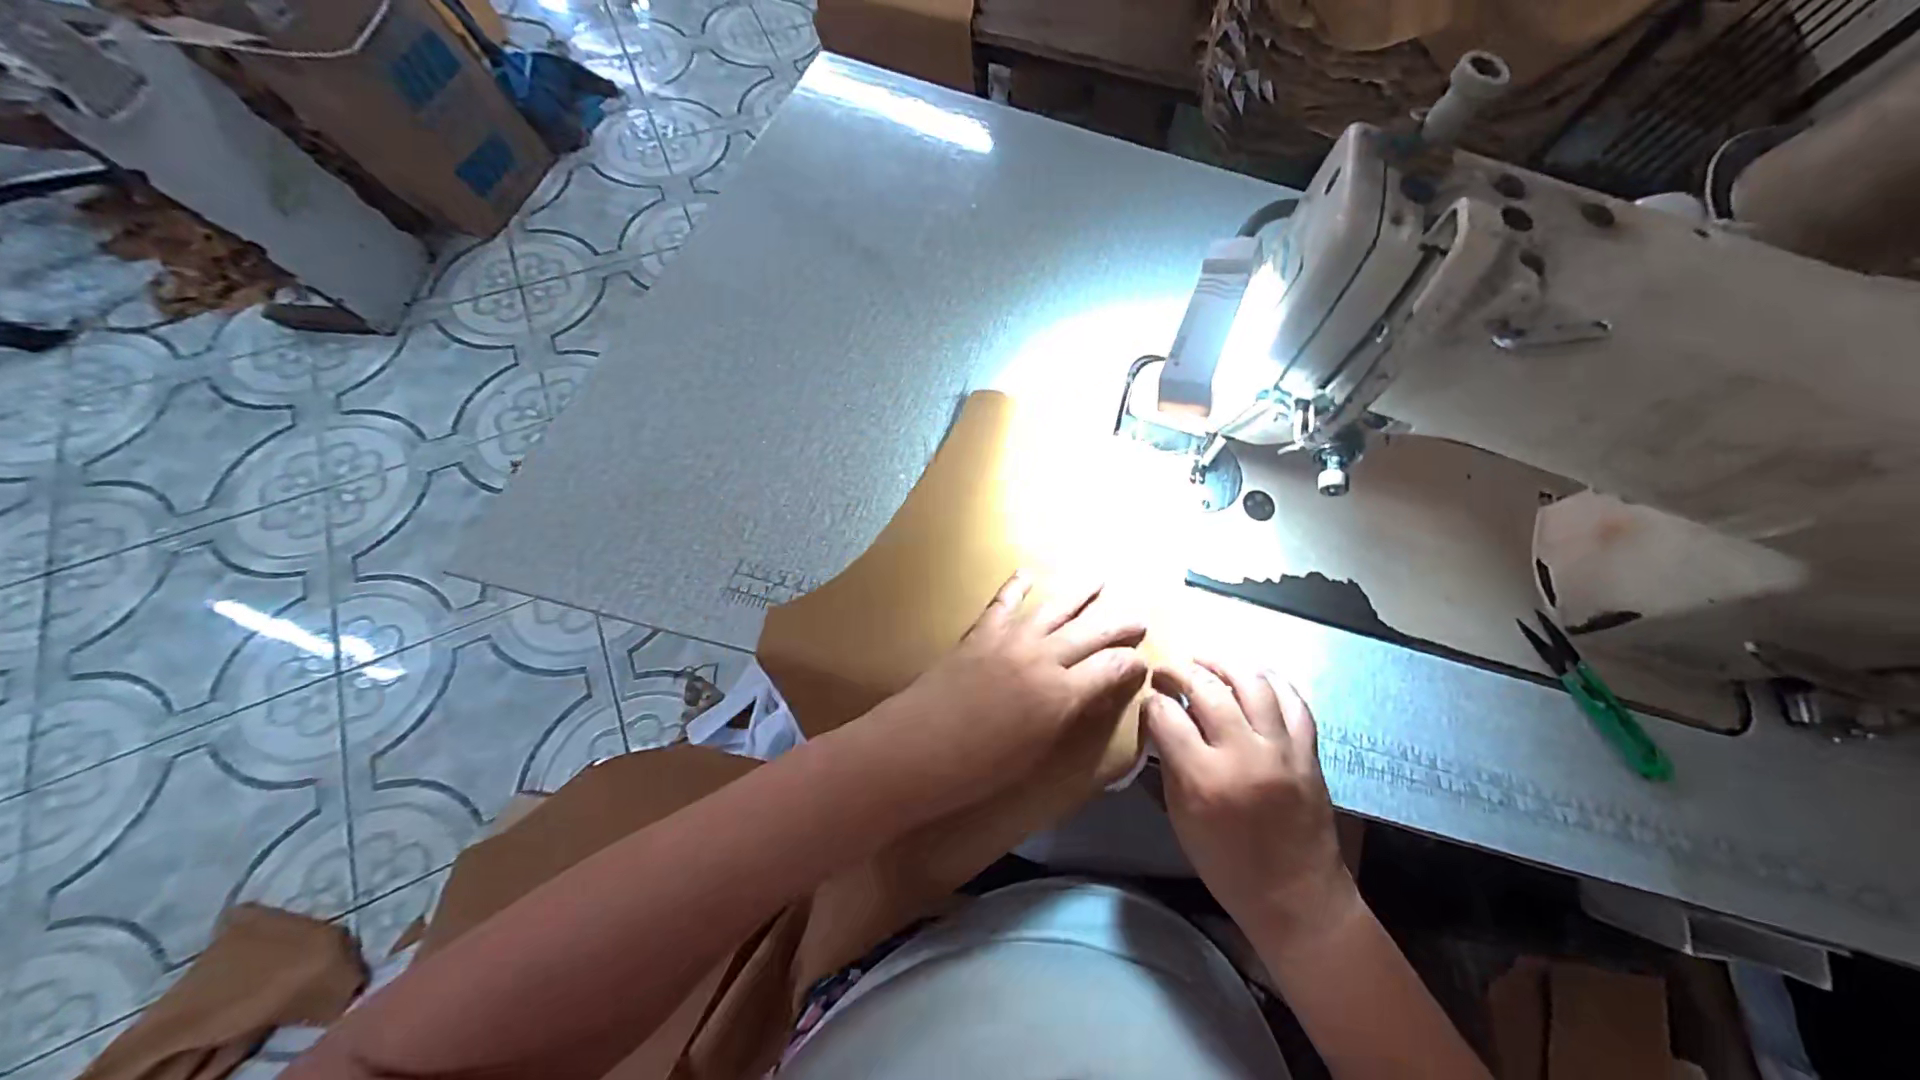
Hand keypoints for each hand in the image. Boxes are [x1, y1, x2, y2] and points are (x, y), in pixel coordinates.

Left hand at [876, 572, 1148, 804]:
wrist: (916, 749)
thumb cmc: (980, 768)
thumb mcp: (1037, 751)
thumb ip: (1066, 717)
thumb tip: (1087, 698)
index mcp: (1062, 693)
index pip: (1111, 668)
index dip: (1131, 664)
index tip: (1143, 662)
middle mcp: (1042, 656)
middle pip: (1091, 631)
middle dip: (1119, 624)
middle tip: (1139, 618)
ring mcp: (1009, 639)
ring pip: (1053, 607)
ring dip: (1079, 592)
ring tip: (1098, 578)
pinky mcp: (979, 634)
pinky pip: (1003, 602)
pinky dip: (1016, 586)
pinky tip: (1028, 572)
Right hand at [1146, 661, 1360, 949]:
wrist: (1297, 896)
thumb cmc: (1227, 865)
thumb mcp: (1181, 817)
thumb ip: (1171, 763)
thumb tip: (1161, 722)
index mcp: (1204, 778)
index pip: (1167, 715)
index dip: (1152, 702)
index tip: (1148, 700)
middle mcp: (1244, 755)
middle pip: (1207, 687)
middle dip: (1179, 671)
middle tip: (1166, 672)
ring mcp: (1282, 750)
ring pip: (1252, 682)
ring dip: (1223, 663)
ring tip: (1204, 660)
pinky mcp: (1308, 752)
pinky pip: (1293, 701)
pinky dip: (1270, 681)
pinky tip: (1251, 676)